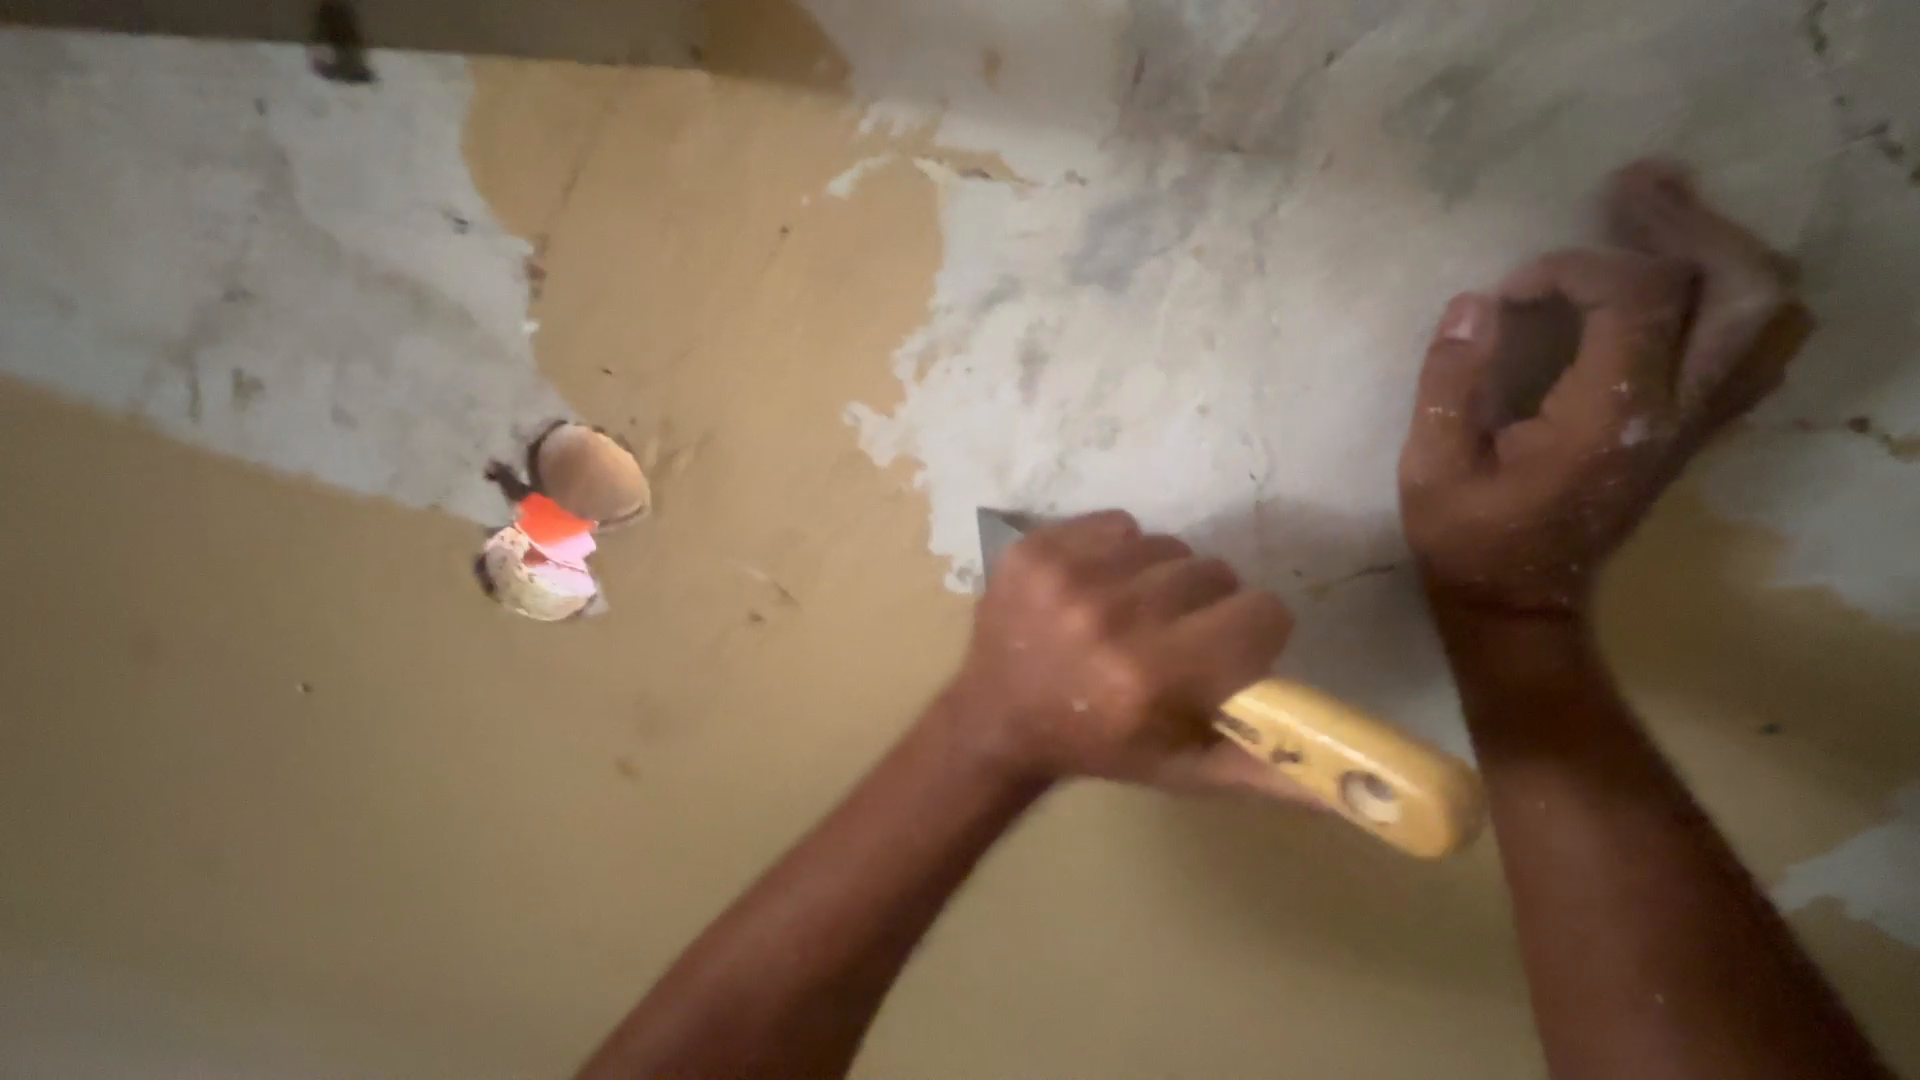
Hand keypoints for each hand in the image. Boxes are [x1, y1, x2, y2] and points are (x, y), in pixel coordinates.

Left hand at [944, 510, 1309, 800]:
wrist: (996, 717)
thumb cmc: (1099, 746)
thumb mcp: (1184, 772)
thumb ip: (1270, 772)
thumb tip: (1360, 786)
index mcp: (1152, 678)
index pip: (1260, 613)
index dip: (1253, 632)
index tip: (1228, 650)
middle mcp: (1109, 619)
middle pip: (1214, 571)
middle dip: (1206, 604)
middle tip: (1172, 635)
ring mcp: (1064, 576)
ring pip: (1165, 544)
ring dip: (1160, 576)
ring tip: (1129, 613)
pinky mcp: (1034, 547)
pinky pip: (1116, 523)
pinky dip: (1116, 552)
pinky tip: (1094, 588)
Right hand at [1399, 160, 1812, 615]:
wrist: (1518, 600)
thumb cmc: (1465, 539)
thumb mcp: (1430, 467)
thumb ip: (1449, 382)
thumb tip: (1472, 304)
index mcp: (1606, 419)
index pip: (1636, 296)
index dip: (1571, 270)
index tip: (1507, 293)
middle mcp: (1674, 412)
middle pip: (1737, 285)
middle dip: (1683, 224)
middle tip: (1630, 189)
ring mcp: (1696, 423)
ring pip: (1766, 311)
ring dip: (1722, 252)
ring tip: (1661, 220)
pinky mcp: (1693, 430)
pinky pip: (1756, 345)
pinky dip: (1733, 297)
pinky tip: (1684, 283)